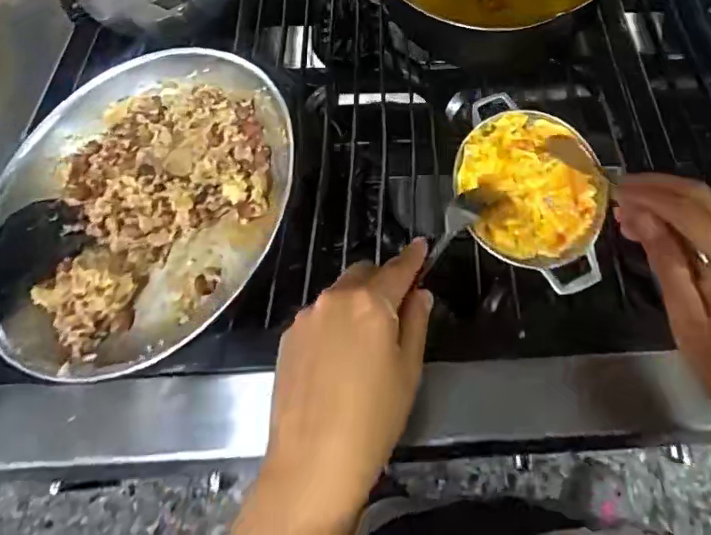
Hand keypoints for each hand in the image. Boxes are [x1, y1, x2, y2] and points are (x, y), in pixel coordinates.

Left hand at [236, 239, 433, 534]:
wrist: (311, 465)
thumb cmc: (373, 418)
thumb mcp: (409, 369)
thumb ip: (416, 321)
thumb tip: (419, 294)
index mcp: (371, 301)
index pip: (399, 268)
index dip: (414, 256)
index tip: (422, 246)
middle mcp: (336, 298)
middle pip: (365, 273)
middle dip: (382, 281)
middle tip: (397, 308)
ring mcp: (307, 317)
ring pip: (339, 293)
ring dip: (356, 302)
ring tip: (364, 340)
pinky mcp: (287, 338)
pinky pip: (319, 316)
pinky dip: (334, 322)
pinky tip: (338, 357)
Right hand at [619, 176, 710, 533]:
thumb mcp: (686, 318)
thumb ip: (665, 260)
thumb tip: (641, 216)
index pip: (687, 210)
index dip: (650, 195)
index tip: (618, 191)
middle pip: (703, 197)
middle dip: (661, 188)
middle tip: (624, 190)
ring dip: (673, 200)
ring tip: (635, 207)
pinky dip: (689, 217)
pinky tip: (664, 227)